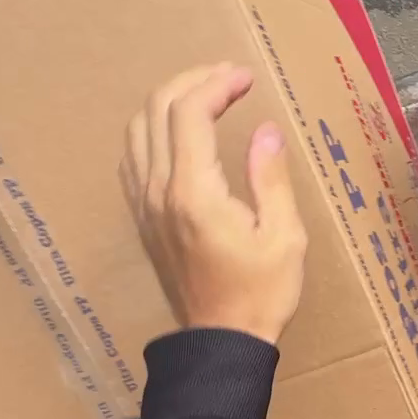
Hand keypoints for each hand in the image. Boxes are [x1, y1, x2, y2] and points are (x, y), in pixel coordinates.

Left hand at [122, 64, 307, 344]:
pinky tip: (177, 134)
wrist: (222, 340)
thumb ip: (270, 179)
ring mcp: (145, 205)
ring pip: (138, 129)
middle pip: (159, 109)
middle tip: (229, 78)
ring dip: (169, 101)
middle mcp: (160, 191)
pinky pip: (134, 157)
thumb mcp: (283, 238)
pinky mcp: (143, 219)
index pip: (190, 112)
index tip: (246, 79)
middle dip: (193, 81)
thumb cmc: (262, 294)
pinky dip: (153, 131)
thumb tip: (266, 131)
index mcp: (195, 193)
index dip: (217, 84)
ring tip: (205, 97)